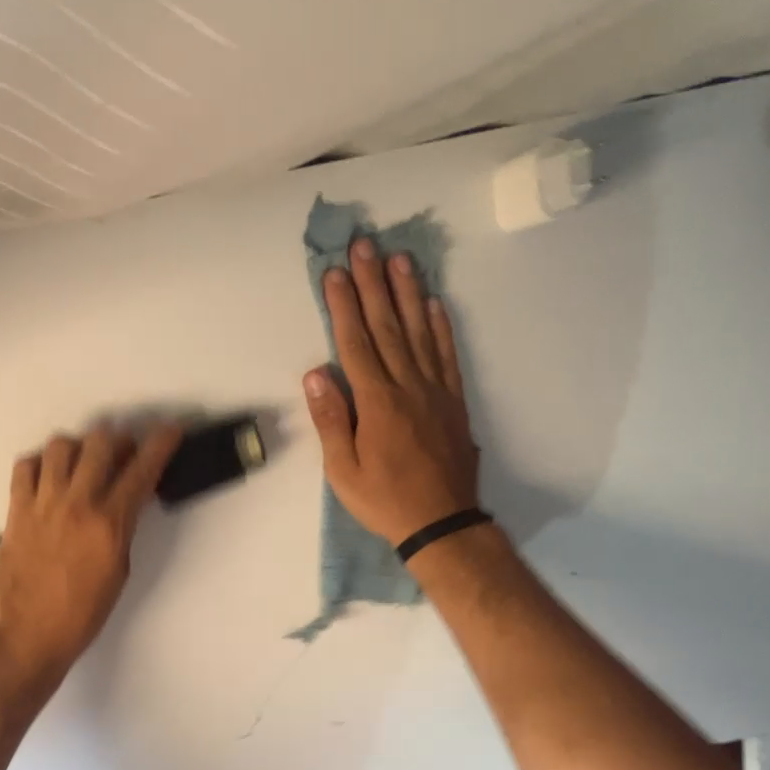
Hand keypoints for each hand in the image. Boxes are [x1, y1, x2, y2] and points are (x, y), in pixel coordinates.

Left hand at [0, 423, 181, 687]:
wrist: (30, 634)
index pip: (141, 469)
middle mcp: (76, 503)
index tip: (170, 429)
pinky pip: (24, 466)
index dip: (161, 443)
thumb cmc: (82, 613)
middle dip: (117, 439)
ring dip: (76, 447)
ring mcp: (42, 503)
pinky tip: (45, 479)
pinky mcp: (15, 510)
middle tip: (120, 452)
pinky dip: (38, 465)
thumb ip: (123, 527)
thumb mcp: (118, 569)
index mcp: (110, 523)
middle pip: (100, 442)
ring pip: (59, 445)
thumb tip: (125, 500)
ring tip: (79, 464)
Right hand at [303, 237, 478, 546]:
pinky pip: (447, 355)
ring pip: (420, 332)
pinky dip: (441, 326)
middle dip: (373, 284)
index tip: (335, 272)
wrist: (443, 523)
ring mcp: (435, 391)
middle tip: (366, 246)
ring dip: (408, 293)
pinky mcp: (453, 401)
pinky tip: (435, 303)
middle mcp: (408, 387)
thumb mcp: (342, 470)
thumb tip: (316, 374)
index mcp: (377, 403)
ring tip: (401, 258)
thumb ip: (331, 419)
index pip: (355, 344)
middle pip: (388, 326)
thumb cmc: (383, 499)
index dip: (343, 306)